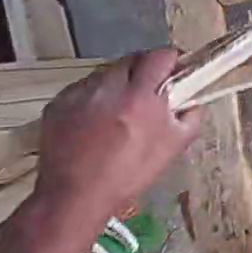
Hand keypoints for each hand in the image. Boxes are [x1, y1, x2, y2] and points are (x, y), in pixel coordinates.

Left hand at [32, 49, 199, 234]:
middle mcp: (109, 87)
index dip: (172, 60)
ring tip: (118, 111)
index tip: (175, 71)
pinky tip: (94, 122)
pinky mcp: (59, 101)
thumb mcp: (172, 149)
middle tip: (148, 92)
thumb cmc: (129, 175)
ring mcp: (81, 92)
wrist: (75, 197)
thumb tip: (193, 100)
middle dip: (144, 70)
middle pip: (132, 59)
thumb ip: (190, 118)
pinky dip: (93, 97)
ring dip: (118, 84)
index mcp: (141, 96)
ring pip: (106, 73)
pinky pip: (83, 88)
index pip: (161, 55)